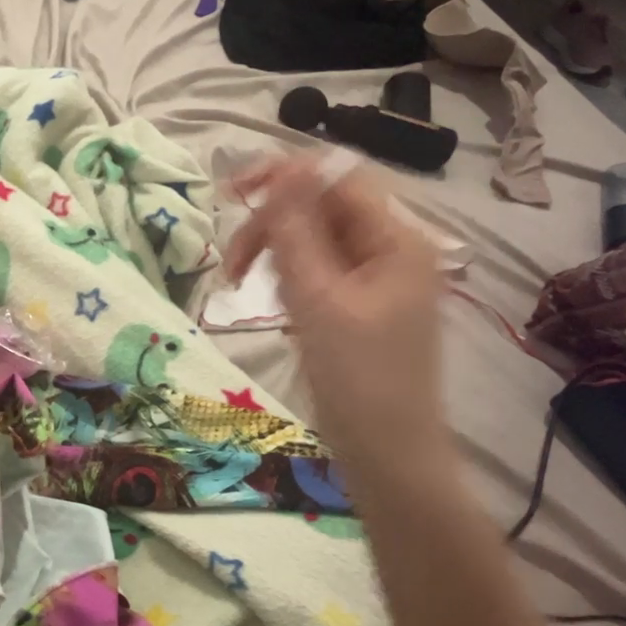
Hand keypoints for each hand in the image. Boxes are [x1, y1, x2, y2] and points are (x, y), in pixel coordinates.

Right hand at [223, 156, 445, 477]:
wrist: (386, 454)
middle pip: (321, 207)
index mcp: (397, 240)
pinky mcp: (359, 303)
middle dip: (270, 226)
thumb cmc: (357, 379)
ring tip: (245, 287)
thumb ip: (296, 231)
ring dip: (272, 252)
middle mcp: (391, 248)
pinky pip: (316, 269)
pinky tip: (274, 304)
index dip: (283, 175)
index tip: (229, 193)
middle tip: (230, 267)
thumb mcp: (317, 300)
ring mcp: (376, 278)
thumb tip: (281, 171)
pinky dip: (287, 277)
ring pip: (312, 239)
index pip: (337, 177)